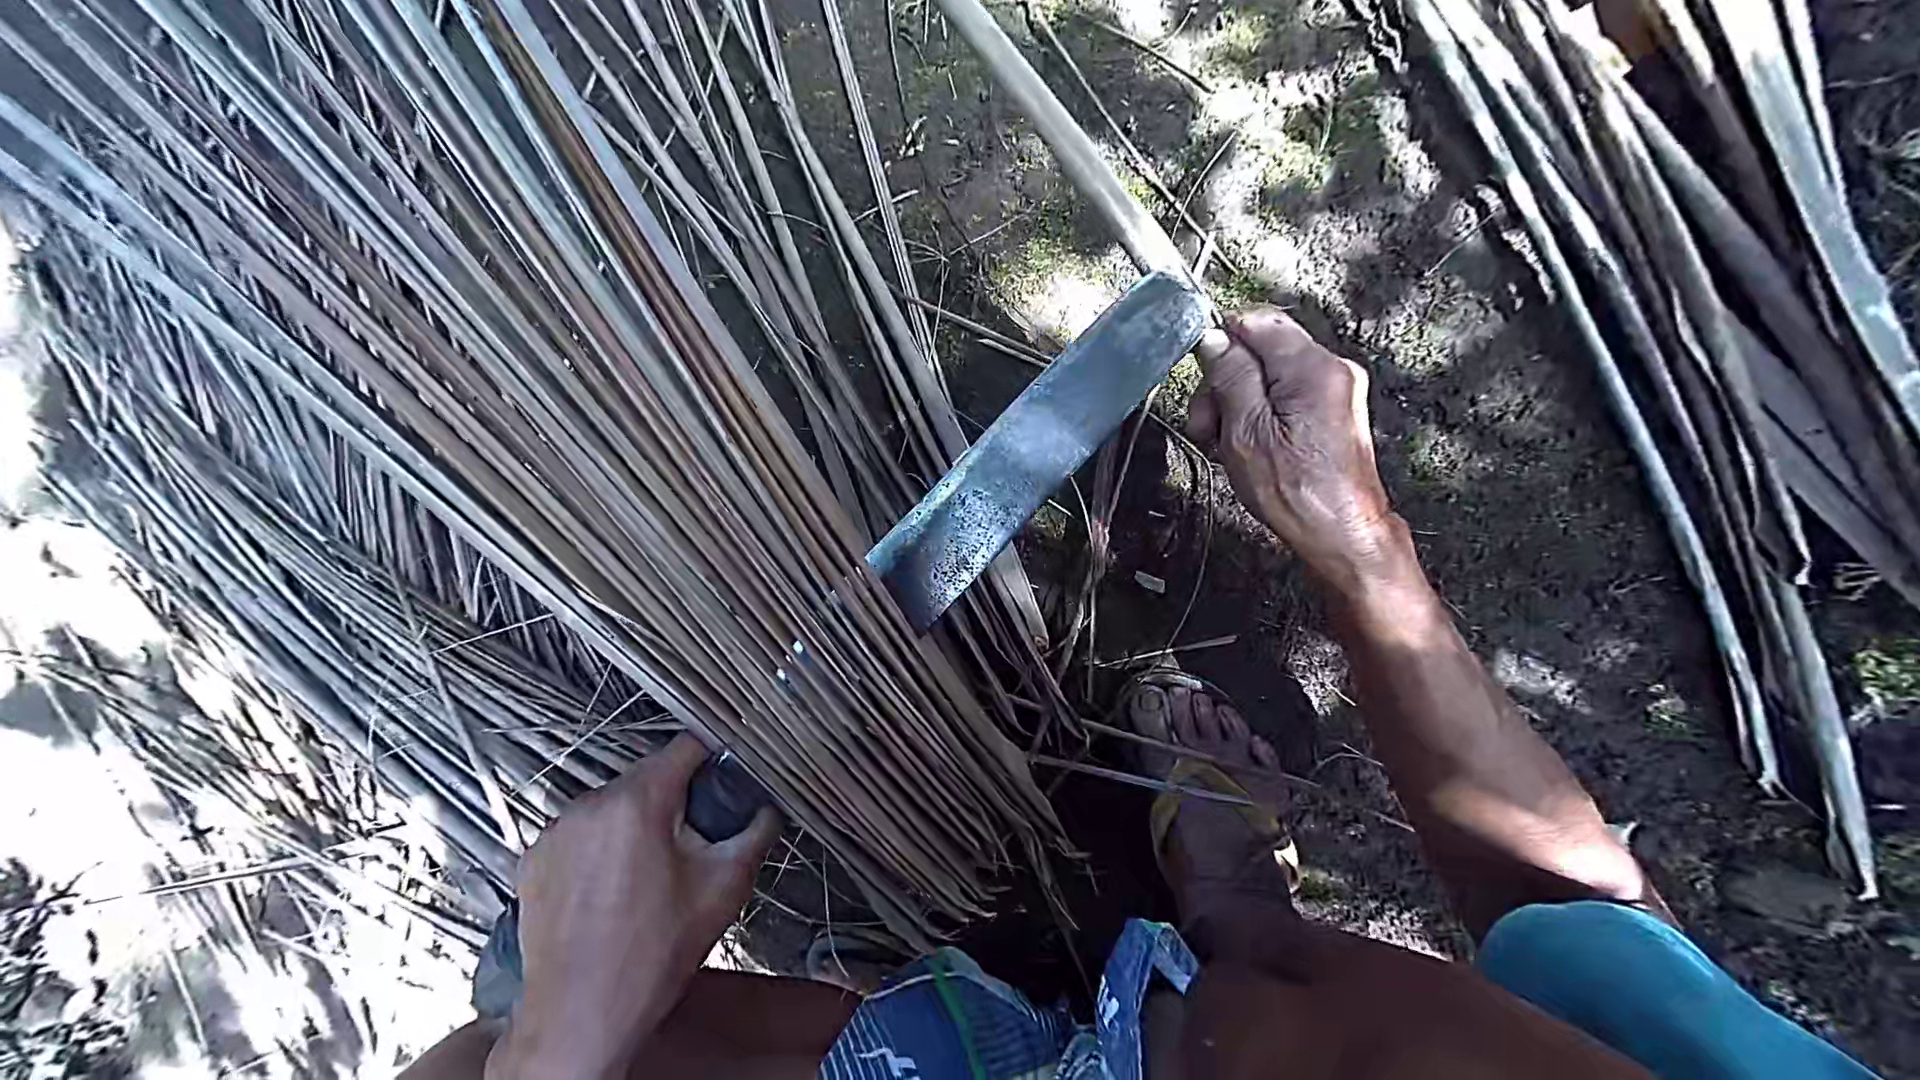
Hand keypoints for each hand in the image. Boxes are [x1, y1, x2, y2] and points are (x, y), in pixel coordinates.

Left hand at [487, 734, 780, 1079]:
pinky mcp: (535, 858)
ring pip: (616, 800)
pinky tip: (616, 880)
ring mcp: (557, 831)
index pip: (687, 746)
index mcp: (639, 802)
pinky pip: (583, 829)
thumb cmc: (654, 952)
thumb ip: (757, 831)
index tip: (727, 771)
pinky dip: (604, 841)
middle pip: (650, 773)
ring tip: (653, 864)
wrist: (581, 1018)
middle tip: (694, 834)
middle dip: (677, 794)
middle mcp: (592, 805)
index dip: (714, 753)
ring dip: (639, 817)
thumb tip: (768, 807)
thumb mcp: (726, 885)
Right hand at [1187, 308, 1397, 578]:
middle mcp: (1330, 368)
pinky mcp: (1330, 409)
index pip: (1256, 321)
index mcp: (1312, 368)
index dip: (1221, 343)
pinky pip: (1282, 395)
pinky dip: (1257, 415)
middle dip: (1224, 384)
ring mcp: (1333, 389)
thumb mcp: (1245, 431)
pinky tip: (1247, 446)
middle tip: (1209, 428)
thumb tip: (1214, 338)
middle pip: (1259, 350)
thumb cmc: (1294, 490)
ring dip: (1236, 404)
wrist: (1338, 531)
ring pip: (1266, 375)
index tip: (1204, 377)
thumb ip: (1230, 377)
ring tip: (1227, 445)